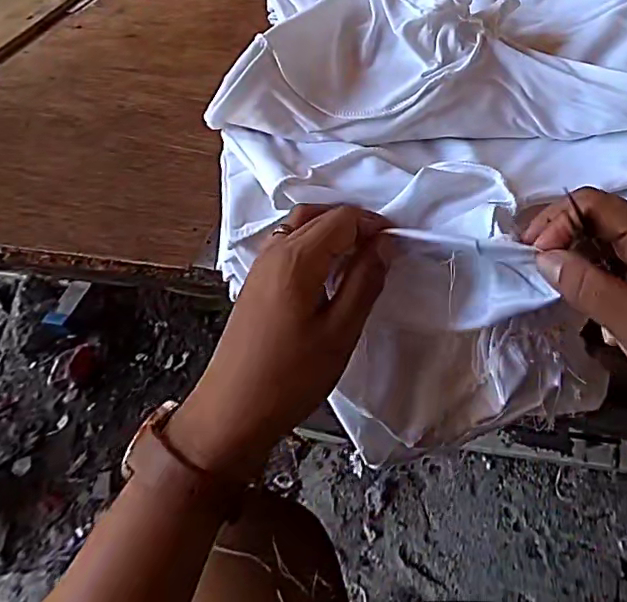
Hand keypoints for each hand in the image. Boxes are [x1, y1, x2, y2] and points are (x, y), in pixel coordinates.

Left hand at [169, 205, 394, 479]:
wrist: (231, 412)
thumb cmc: (288, 377)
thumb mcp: (339, 332)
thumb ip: (365, 281)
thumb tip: (384, 245)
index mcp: (297, 257)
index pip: (342, 218)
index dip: (373, 225)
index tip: (395, 244)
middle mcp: (275, 250)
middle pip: (319, 214)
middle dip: (354, 223)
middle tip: (380, 248)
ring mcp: (261, 264)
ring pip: (301, 224)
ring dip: (332, 230)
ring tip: (359, 258)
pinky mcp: (255, 280)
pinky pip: (288, 242)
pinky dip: (313, 243)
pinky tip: (328, 273)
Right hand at [522, 188, 626, 416]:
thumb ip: (584, 284)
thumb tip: (542, 257)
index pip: (593, 203)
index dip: (558, 220)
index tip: (536, 253)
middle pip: (593, 212)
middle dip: (557, 229)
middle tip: (530, 257)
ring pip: (597, 233)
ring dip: (567, 246)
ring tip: (542, 270)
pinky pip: (606, 254)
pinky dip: (582, 263)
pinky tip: (568, 282)